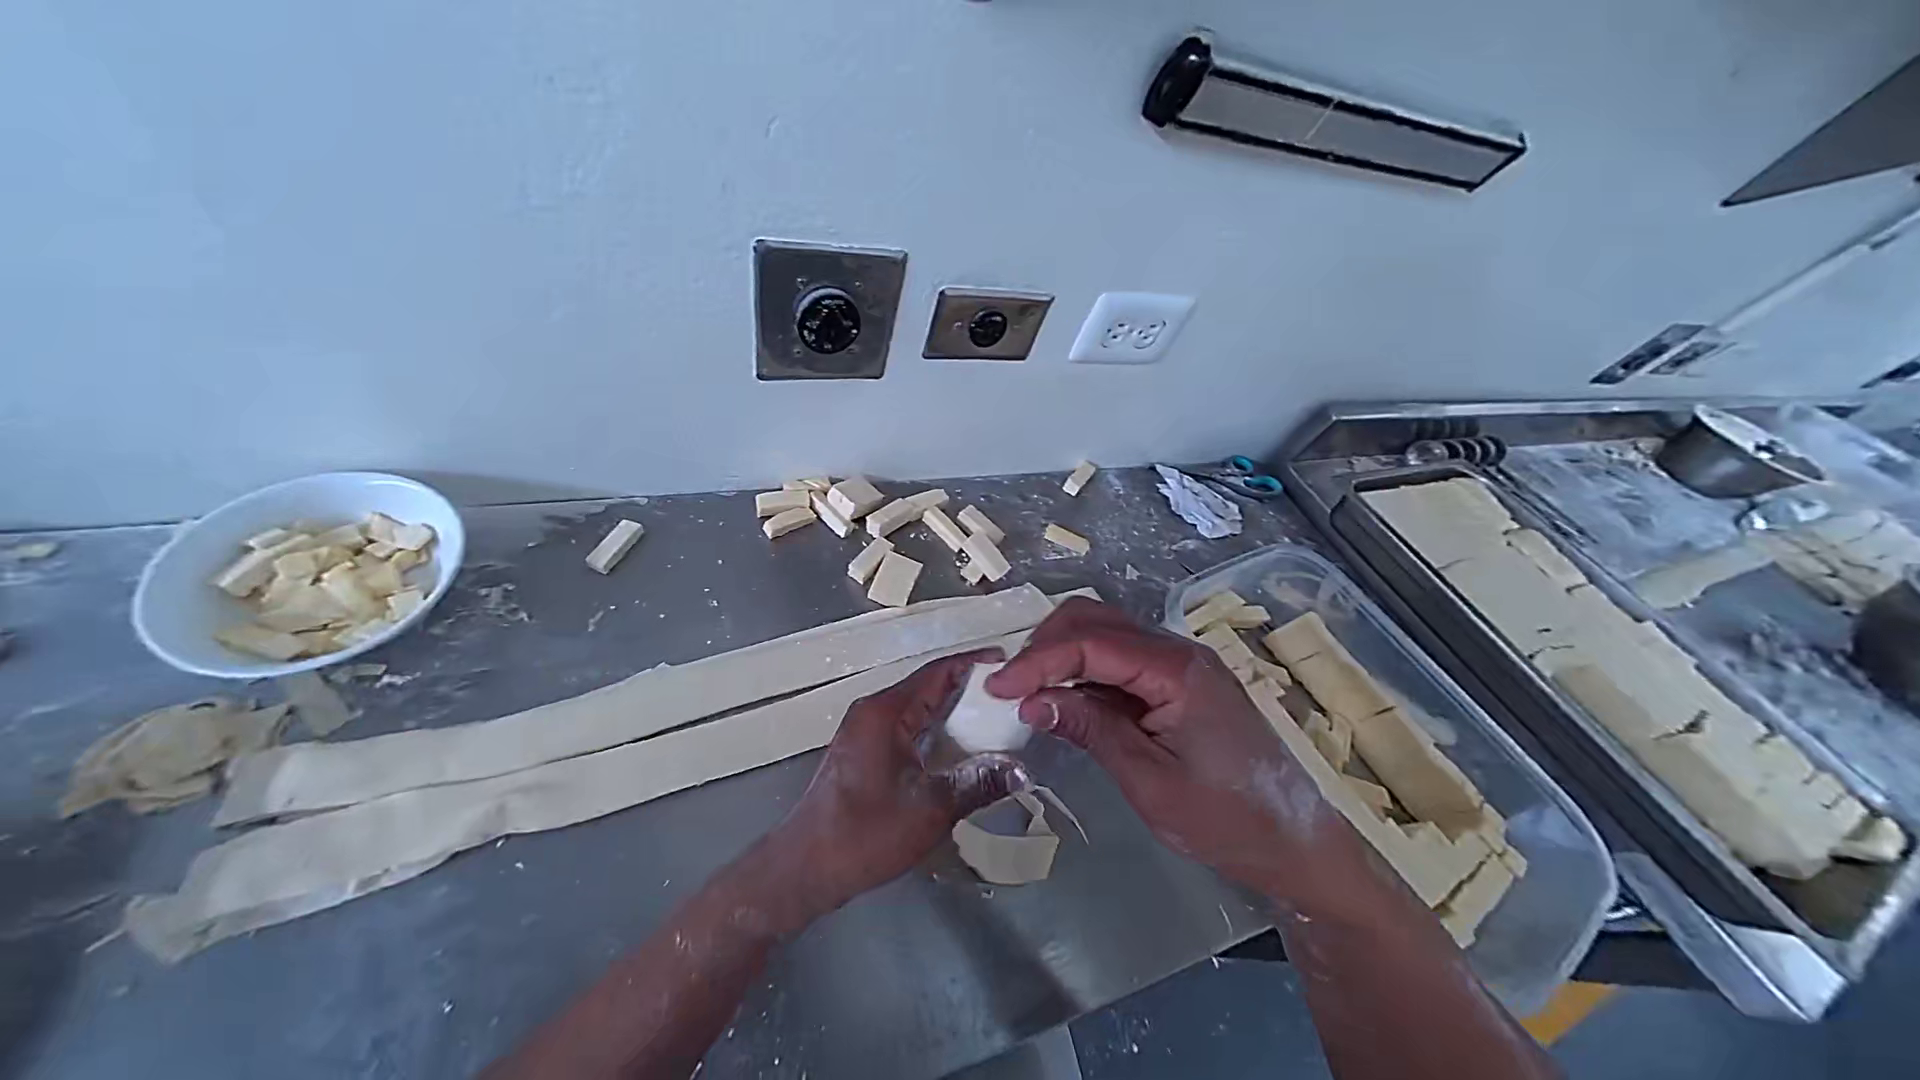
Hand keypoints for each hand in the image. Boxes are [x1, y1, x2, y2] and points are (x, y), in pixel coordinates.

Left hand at [772, 649, 1022, 914]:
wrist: (806, 868)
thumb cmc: (863, 833)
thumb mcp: (929, 809)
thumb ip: (978, 783)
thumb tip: (1021, 770)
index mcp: (884, 712)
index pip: (936, 672)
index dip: (973, 664)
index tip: (1007, 662)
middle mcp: (873, 712)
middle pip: (928, 687)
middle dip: (969, 689)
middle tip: (1010, 696)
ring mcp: (865, 732)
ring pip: (919, 709)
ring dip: (954, 712)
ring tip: (996, 720)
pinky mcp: (865, 753)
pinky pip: (909, 728)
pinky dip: (937, 731)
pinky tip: (962, 749)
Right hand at [985, 598, 1326, 893]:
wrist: (1297, 842)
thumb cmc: (1228, 821)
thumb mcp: (1150, 783)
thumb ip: (1090, 730)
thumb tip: (1031, 702)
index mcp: (1177, 670)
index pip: (1091, 643)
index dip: (1038, 661)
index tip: (997, 688)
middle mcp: (1178, 651)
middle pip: (1095, 619)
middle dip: (1045, 645)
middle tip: (1010, 686)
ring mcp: (1179, 662)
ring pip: (1105, 631)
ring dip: (1061, 653)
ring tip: (1028, 691)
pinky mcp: (1177, 680)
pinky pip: (1119, 658)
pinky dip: (1083, 669)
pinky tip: (1063, 696)